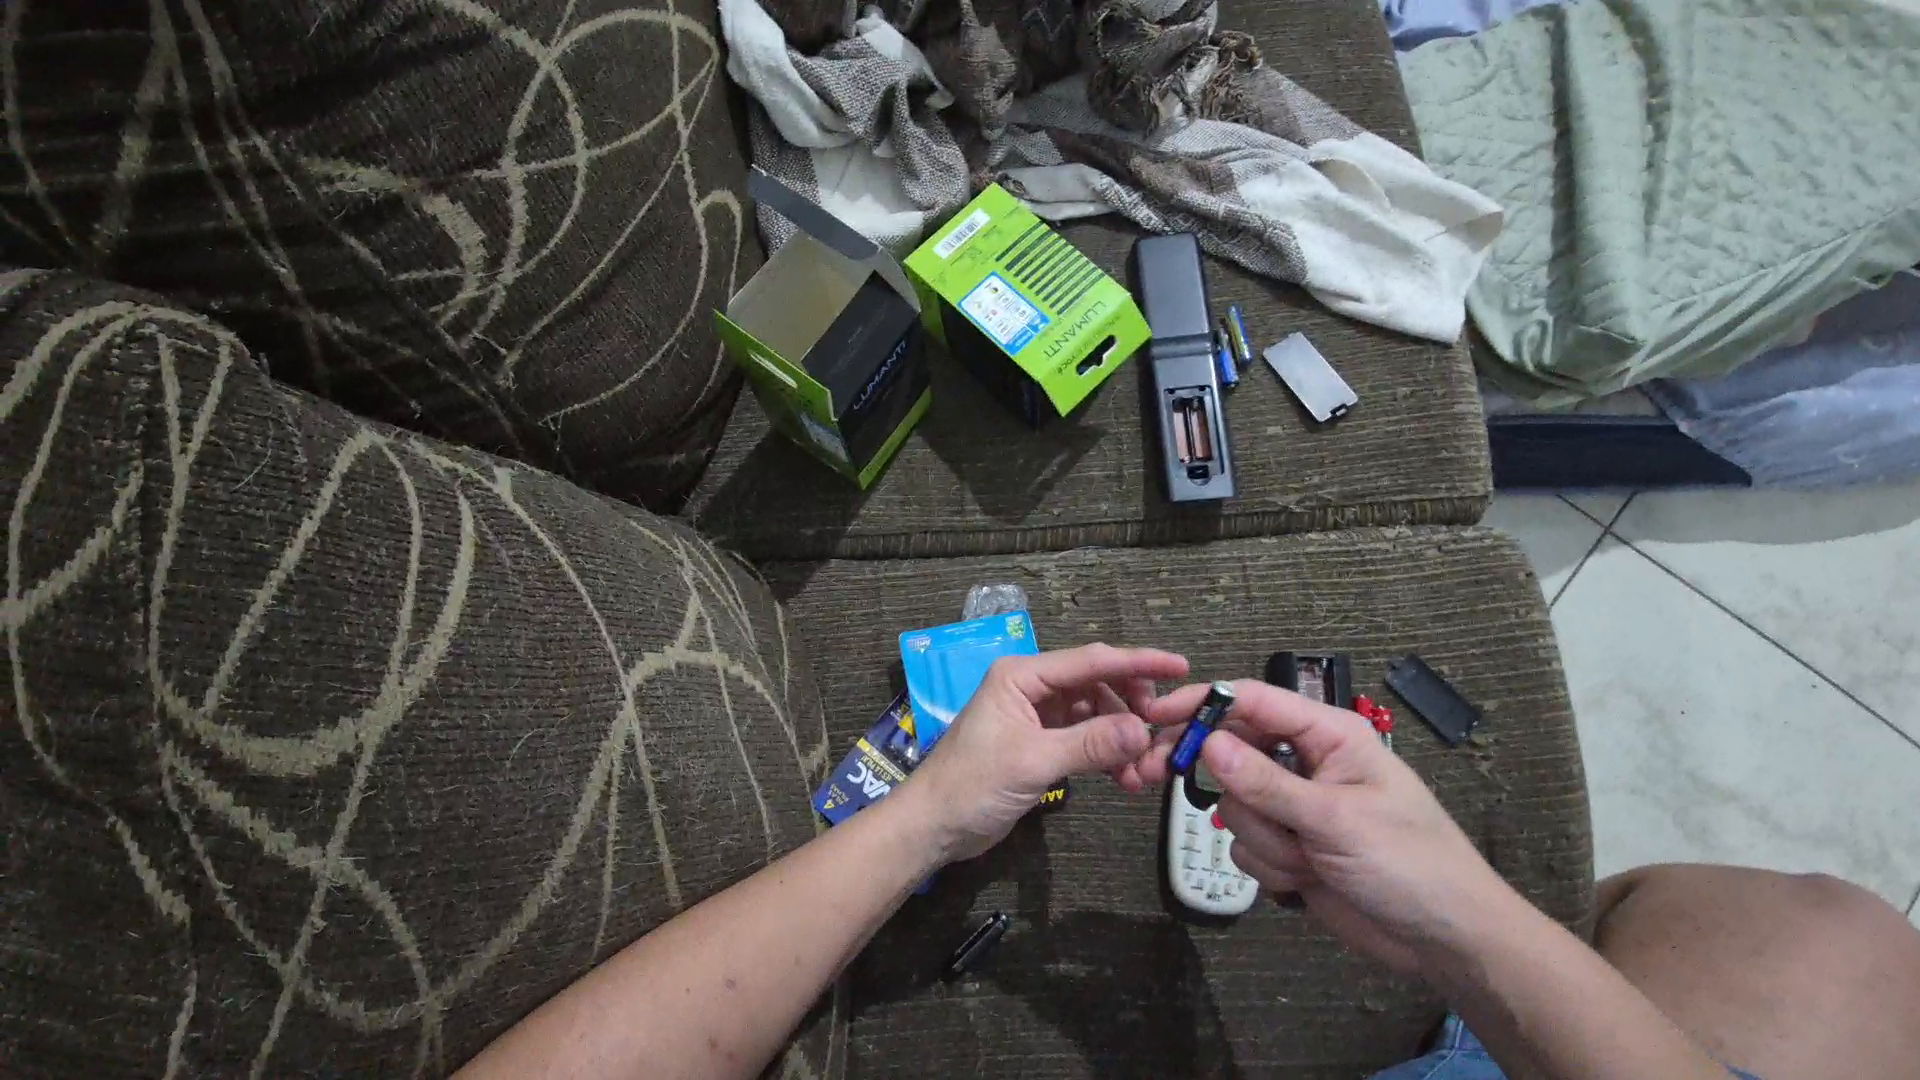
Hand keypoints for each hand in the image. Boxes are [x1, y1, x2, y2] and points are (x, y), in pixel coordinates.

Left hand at [906, 644, 1188, 863]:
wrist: (934, 825)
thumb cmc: (973, 784)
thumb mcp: (1033, 762)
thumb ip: (1089, 744)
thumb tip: (1144, 732)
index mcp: (1022, 675)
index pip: (1091, 660)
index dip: (1138, 662)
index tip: (1182, 667)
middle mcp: (1032, 687)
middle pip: (1097, 684)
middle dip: (1132, 707)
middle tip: (1162, 733)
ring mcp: (1037, 715)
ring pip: (1095, 714)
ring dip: (1121, 738)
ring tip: (1142, 772)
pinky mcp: (1040, 743)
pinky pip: (1085, 739)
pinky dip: (1106, 755)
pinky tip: (1123, 779)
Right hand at [1134, 680, 1509, 975]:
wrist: (1445, 942)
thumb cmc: (1410, 864)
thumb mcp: (1335, 819)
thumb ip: (1266, 782)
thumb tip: (1207, 742)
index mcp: (1327, 735)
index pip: (1252, 701)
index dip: (1202, 703)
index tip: (1156, 715)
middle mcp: (1304, 762)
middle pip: (1232, 752)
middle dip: (1215, 777)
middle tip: (1157, 775)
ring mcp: (1293, 806)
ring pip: (1235, 805)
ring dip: (1264, 839)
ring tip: (1309, 860)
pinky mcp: (1287, 845)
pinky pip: (1244, 843)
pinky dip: (1268, 865)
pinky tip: (1306, 880)